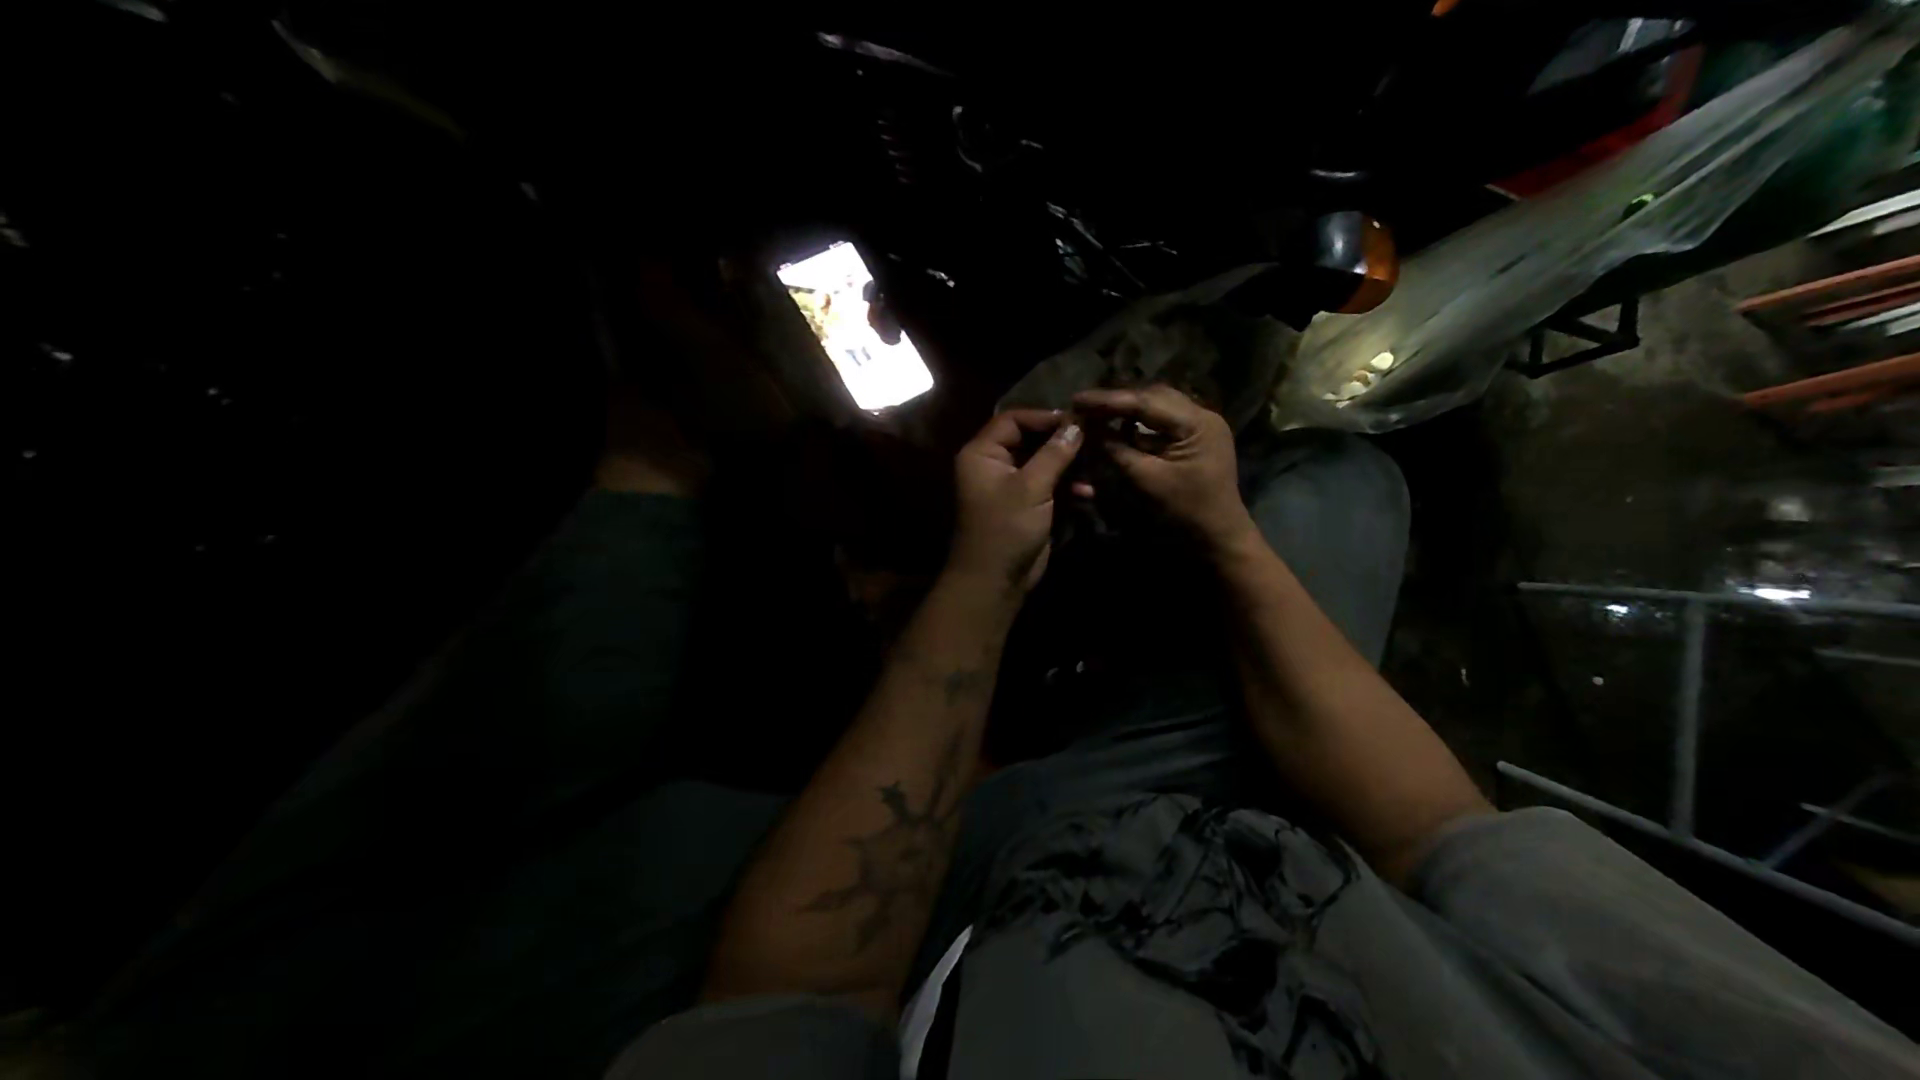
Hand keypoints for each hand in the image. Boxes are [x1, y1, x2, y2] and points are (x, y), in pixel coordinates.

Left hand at [949, 410, 1083, 592]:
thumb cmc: (1006, 528)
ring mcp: (1010, 486)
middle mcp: (993, 464)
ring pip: (1043, 462)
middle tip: (1093, 438)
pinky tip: (1087, 493)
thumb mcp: (1032, 487)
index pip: (1013, 419)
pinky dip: (1066, 487)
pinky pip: (1048, 485)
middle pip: (1030, 439)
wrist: (995, 580)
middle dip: (1061, 441)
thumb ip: (1055, 453)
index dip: (1045, 417)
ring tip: (1095, 465)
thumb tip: (1077, 424)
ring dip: (1068, 465)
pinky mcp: (1026, 505)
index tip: (1077, 420)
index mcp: (982, 453)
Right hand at [1072, 386, 1252, 548]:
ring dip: (1127, 409)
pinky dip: (1139, 423)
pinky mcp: (1195, 439)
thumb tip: (1087, 429)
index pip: (1145, 402)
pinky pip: (1163, 423)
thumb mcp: (1146, 479)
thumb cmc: (1185, 511)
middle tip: (1084, 405)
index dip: (1108, 400)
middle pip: (1153, 397)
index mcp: (1196, 423)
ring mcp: (1201, 427)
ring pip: (1158, 407)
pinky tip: (1118, 427)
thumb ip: (1117, 450)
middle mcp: (1203, 416)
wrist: (1219, 537)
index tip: (1077, 399)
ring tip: (1097, 413)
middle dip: (1117, 401)